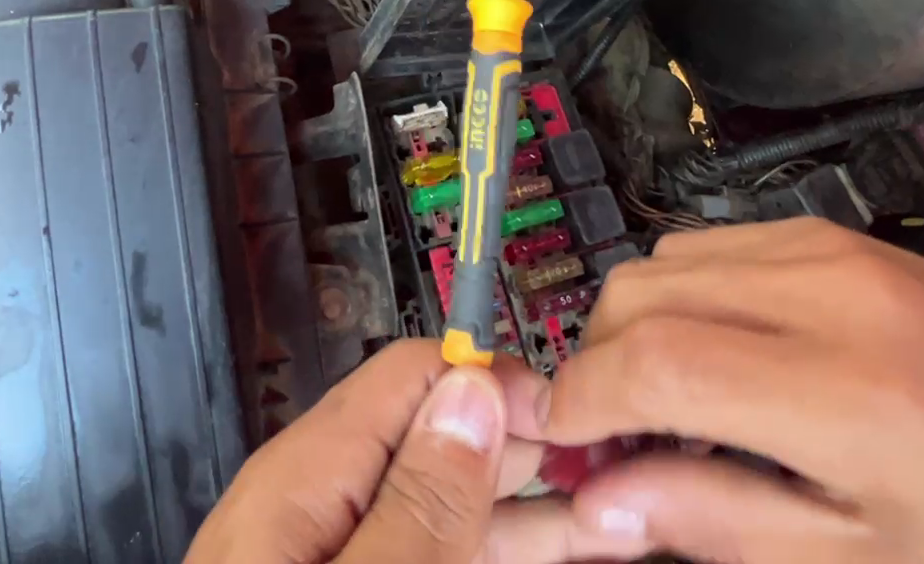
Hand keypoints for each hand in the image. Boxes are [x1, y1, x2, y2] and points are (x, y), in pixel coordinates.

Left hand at [186, 339, 651, 563]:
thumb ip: (417, 500)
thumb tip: (472, 390)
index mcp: (311, 472)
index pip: (413, 377)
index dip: (493, 382)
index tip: (569, 416)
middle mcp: (328, 497)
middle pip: (440, 436)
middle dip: (525, 444)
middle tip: (612, 467)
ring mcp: (349, 549)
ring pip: (451, 504)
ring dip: (530, 508)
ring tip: (611, 516)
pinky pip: (439, 550)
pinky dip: (498, 550)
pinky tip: (554, 550)